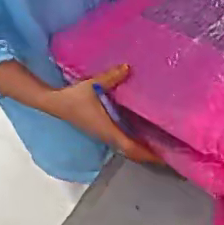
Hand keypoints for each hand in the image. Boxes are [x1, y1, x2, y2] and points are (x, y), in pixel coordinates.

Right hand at [0, 60, 163, 165]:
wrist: (54, 102)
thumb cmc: (74, 97)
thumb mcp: (93, 84)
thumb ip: (111, 76)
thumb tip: (128, 67)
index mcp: (109, 130)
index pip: (132, 147)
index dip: (148, 154)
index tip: (164, 157)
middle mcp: (108, 137)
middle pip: (133, 153)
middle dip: (150, 156)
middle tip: (169, 155)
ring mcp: (104, 136)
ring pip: (127, 149)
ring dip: (142, 151)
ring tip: (160, 149)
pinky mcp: (102, 132)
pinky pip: (123, 143)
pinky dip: (135, 144)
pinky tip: (143, 138)